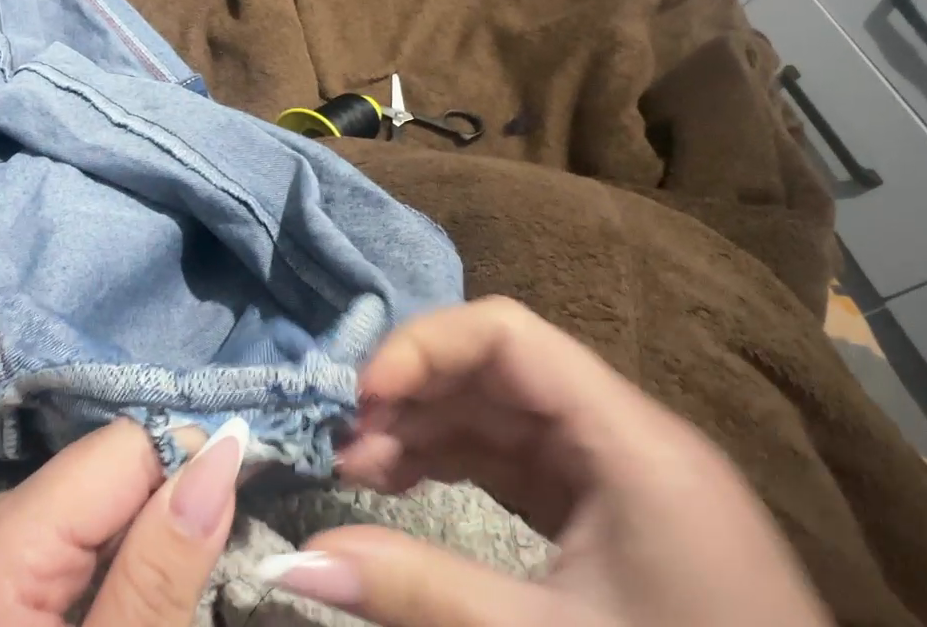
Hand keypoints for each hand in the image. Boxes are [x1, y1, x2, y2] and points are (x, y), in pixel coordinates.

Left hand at [0, 417, 244, 625]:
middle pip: (98, 473)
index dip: (185, 477)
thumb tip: (219, 455)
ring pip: (82, 501)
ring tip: (137, 611)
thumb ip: (163, 568)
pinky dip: (95, 560)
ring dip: (129, 542)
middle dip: (156, 515)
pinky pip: (55, 531)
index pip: (119, 451)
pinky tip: (101, 613)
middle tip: (179, 593)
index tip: (226, 525)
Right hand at [253, 297, 829, 626]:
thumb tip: (295, 563)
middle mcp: (623, 435)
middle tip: (343, 446)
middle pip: (495, 369)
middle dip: (410, 395)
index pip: (508, 335)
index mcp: (632, 441)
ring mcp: (613, 472)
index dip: (422, 348)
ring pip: (496, 412)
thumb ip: (419, 592)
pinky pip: (510, 458)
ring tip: (357, 471)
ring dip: (421, 430)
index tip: (359, 399)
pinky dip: (450, 463)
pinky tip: (401, 486)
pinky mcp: (602, 509)